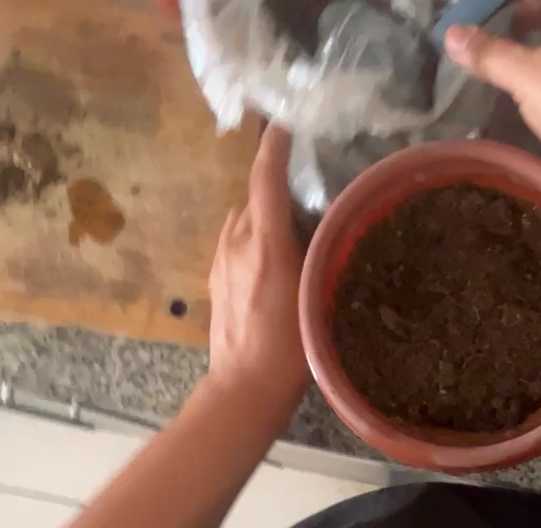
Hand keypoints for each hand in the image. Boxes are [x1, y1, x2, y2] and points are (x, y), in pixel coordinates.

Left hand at [205, 125, 308, 400]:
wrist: (244, 389)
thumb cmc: (289, 352)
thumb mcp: (316, 301)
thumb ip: (318, 259)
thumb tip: (324, 230)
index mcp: (264, 243)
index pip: (266, 178)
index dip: (276, 147)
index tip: (287, 125)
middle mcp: (236, 243)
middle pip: (255, 199)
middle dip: (277, 192)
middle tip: (310, 198)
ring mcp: (220, 262)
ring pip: (243, 223)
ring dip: (265, 221)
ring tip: (294, 236)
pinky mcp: (216, 282)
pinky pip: (236, 246)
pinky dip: (254, 243)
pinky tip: (275, 268)